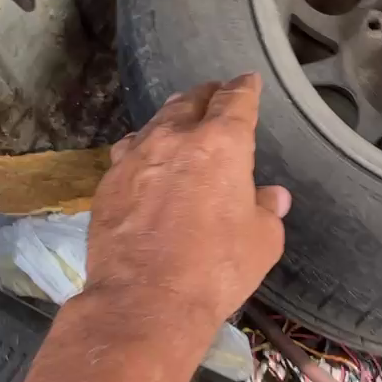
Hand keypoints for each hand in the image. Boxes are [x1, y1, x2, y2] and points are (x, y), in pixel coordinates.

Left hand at [84, 74, 289, 334]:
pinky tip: (145, 159)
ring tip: (179, 120)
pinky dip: (143, 149)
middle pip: (191, 101)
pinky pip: (129, 152)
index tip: (248, 82)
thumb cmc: (217, 269)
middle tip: (214, 94)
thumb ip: (267, 210)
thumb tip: (272, 197)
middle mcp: (176, 138)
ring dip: (172, 117)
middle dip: (206, 95)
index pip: (236, 100)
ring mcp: (136, 158)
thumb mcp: (262, 241)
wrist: (146, 300)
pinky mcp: (108, 182)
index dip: (245, 88)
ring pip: (156, 122)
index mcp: (222, 144)